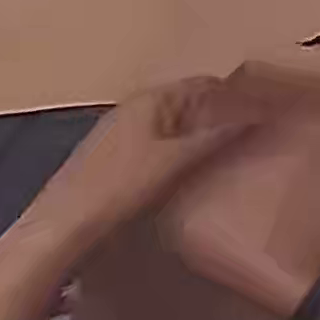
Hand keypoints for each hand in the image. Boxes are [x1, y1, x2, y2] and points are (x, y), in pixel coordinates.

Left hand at [20, 75, 260, 248]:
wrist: (55, 236)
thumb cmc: (119, 188)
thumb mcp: (177, 161)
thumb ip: (218, 135)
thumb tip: (259, 115)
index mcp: (150, 98)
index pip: (205, 83)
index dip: (235, 94)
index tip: (263, 108)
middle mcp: (134, 108)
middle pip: (190, 102)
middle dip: (219, 113)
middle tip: (251, 131)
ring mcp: (118, 134)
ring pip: (174, 125)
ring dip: (200, 134)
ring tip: (229, 151)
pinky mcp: (110, 161)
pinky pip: (159, 144)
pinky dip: (180, 150)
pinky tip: (192, 170)